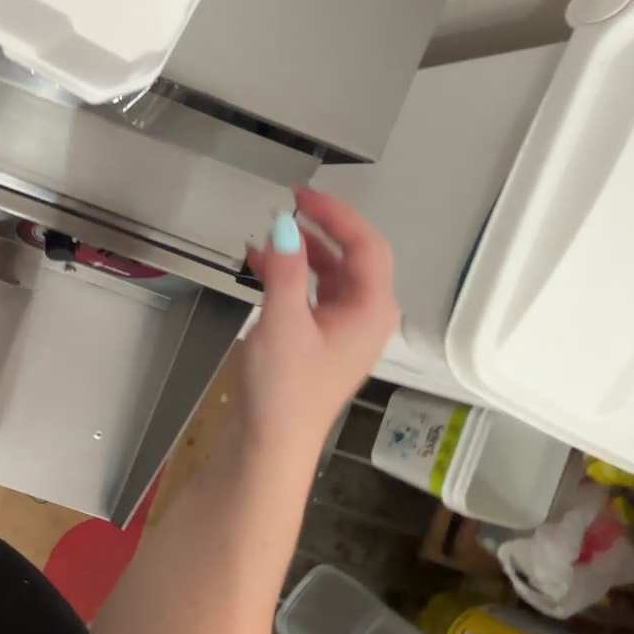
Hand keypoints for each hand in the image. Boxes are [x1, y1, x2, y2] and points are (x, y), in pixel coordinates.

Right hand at [241, 188, 399, 455]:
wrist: (272, 438)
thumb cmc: (284, 385)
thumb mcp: (282, 322)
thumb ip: (285, 272)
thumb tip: (282, 228)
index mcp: (371, 310)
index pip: (366, 247)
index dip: (338, 216)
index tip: (303, 195)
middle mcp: (366, 316)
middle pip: (354, 259)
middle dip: (323, 230)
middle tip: (288, 206)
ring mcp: (343, 329)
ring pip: (331, 276)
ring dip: (303, 252)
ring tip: (268, 235)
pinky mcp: (319, 340)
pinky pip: (313, 294)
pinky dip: (291, 274)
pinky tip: (262, 268)